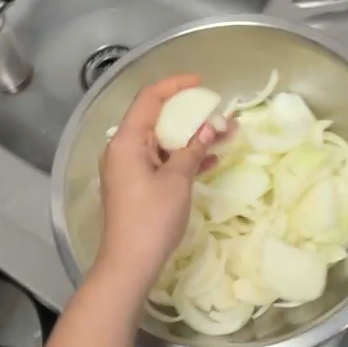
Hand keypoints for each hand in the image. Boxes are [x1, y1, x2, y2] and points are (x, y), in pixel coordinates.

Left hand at [93, 74, 223, 297]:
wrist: (129, 264)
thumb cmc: (151, 218)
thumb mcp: (177, 180)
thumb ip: (193, 149)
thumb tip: (209, 127)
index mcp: (126, 140)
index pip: (149, 99)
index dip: (174, 85)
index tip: (201, 82)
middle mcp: (122, 149)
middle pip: (156, 119)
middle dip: (189, 114)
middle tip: (218, 112)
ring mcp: (128, 168)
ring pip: (162, 141)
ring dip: (191, 137)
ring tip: (225, 134)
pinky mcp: (136, 185)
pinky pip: (161, 161)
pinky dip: (183, 157)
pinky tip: (211, 160)